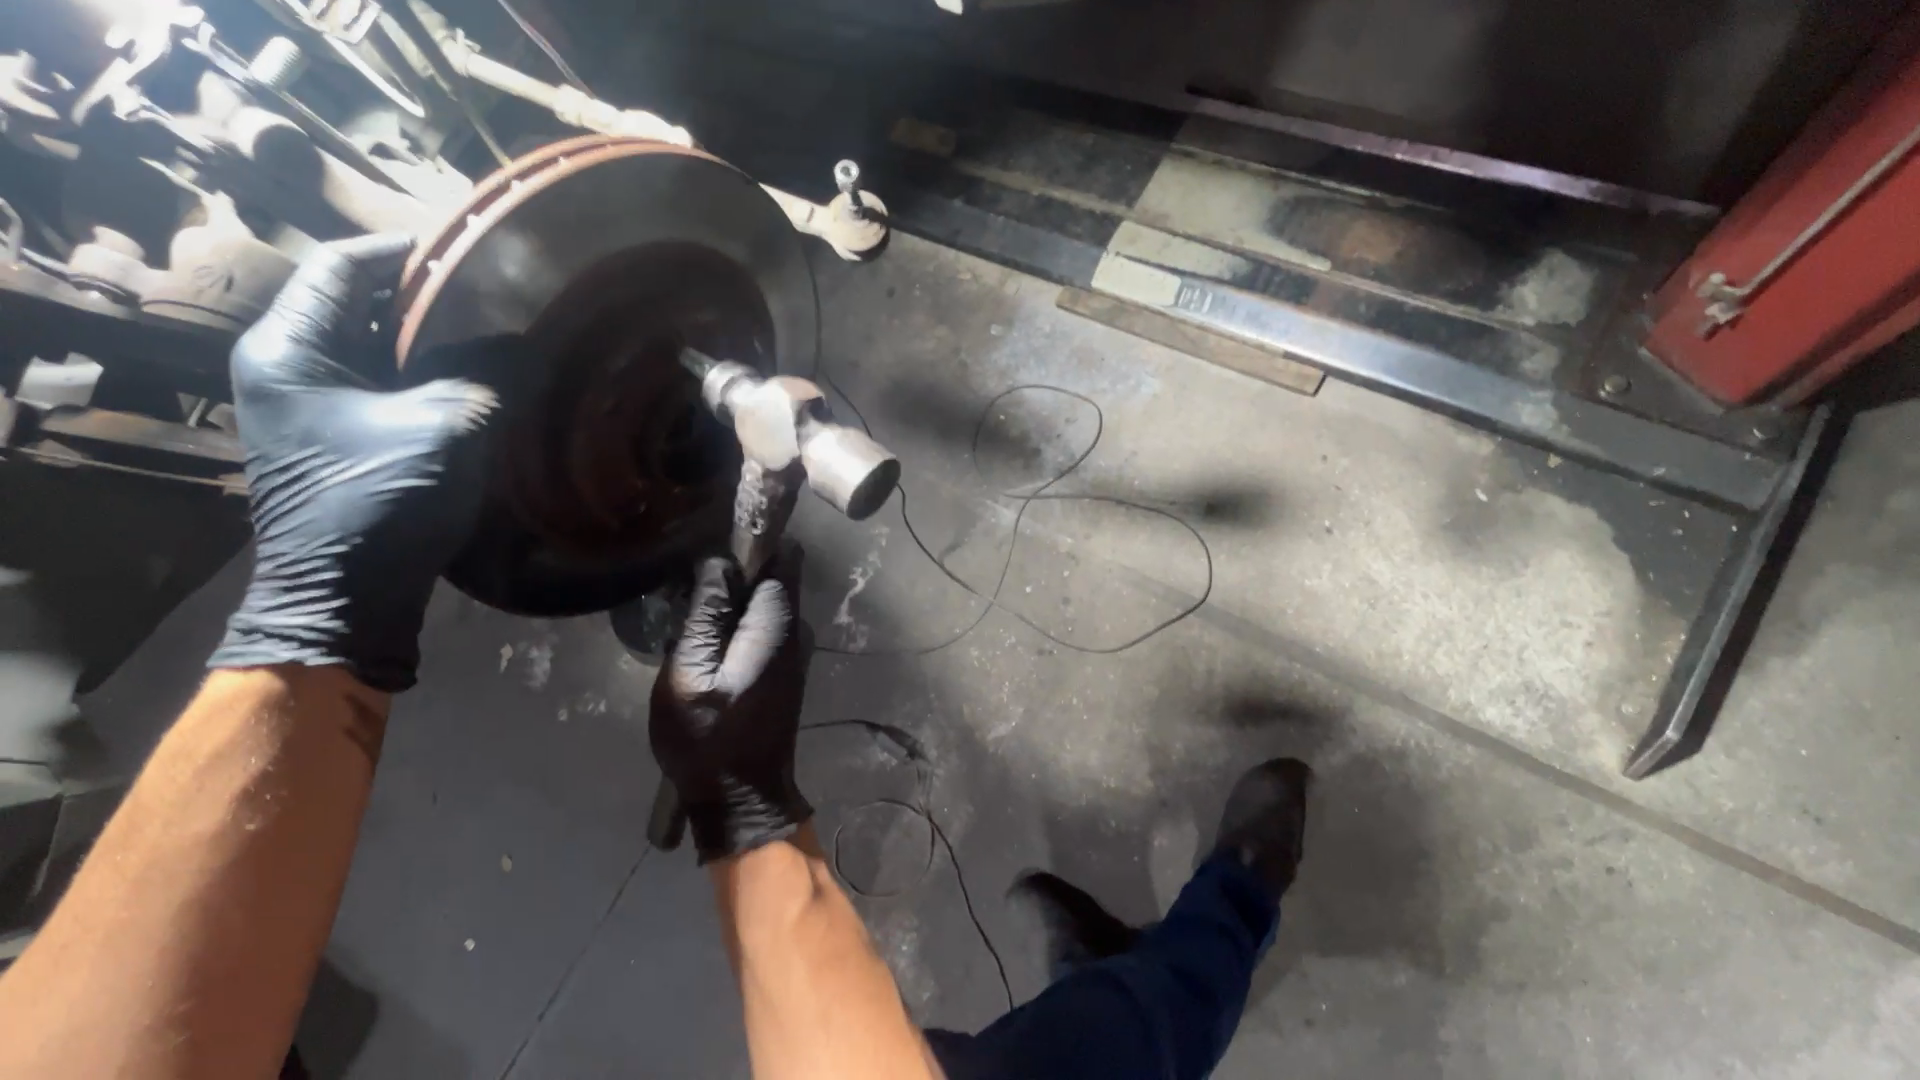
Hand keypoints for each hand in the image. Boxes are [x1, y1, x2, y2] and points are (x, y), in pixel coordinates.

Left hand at [209, 234, 503, 691]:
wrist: (344, 597)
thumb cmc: (379, 503)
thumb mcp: (445, 427)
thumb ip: (486, 374)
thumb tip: (526, 342)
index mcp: (290, 348)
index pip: (343, 266)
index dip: (405, 248)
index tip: (469, 244)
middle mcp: (289, 366)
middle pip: (358, 303)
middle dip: (427, 293)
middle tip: (496, 286)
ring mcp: (312, 405)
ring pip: (377, 346)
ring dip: (432, 336)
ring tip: (498, 326)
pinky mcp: (340, 437)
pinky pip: (386, 383)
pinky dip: (428, 372)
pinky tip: (480, 376)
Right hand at [651, 551, 812, 862]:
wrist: (742, 796)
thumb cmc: (709, 738)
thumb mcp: (689, 674)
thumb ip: (705, 614)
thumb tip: (717, 561)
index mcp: (777, 623)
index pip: (781, 553)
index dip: (751, 538)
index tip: (711, 538)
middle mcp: (795, 627)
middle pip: (774, 572)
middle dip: (735, 568)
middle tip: (688, 583)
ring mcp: (794, 647)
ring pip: (766, 597)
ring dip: (732, 597)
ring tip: (688, 611)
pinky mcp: (784, 664)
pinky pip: (764, 621)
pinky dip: (738, 619)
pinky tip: (704, 638)